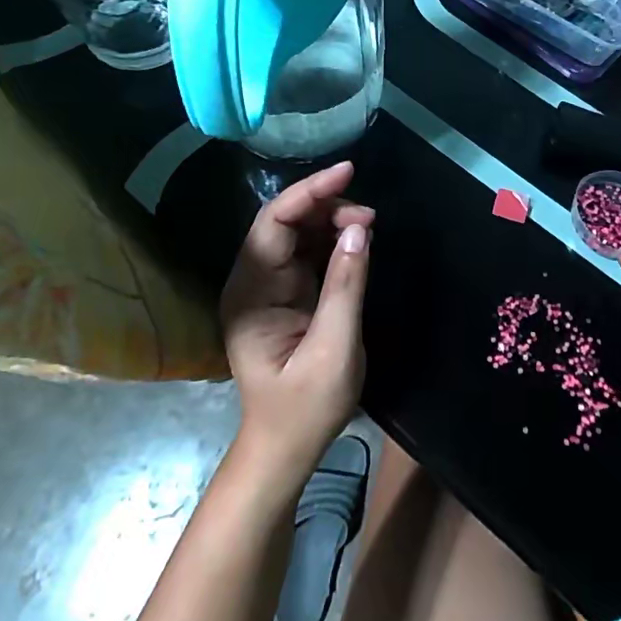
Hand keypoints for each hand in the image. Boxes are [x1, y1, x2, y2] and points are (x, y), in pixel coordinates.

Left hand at [221, 161, 373, 473]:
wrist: (284, 449)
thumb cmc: (305, 408)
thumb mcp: (334, 350)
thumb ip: (346, 287)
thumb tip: (359, 230)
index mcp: (250, 293)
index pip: (273, 223)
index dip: (309, 192)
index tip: (348, 172)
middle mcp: (251, 282)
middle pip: (283, 223)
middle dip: (325, 206)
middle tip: (370, 216)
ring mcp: (267, 289)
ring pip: (296, 235)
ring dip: (331, 222)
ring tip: (369, 225)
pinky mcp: (284, 297)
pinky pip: (306, 255)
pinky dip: (332, 242)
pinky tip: (356, 241)